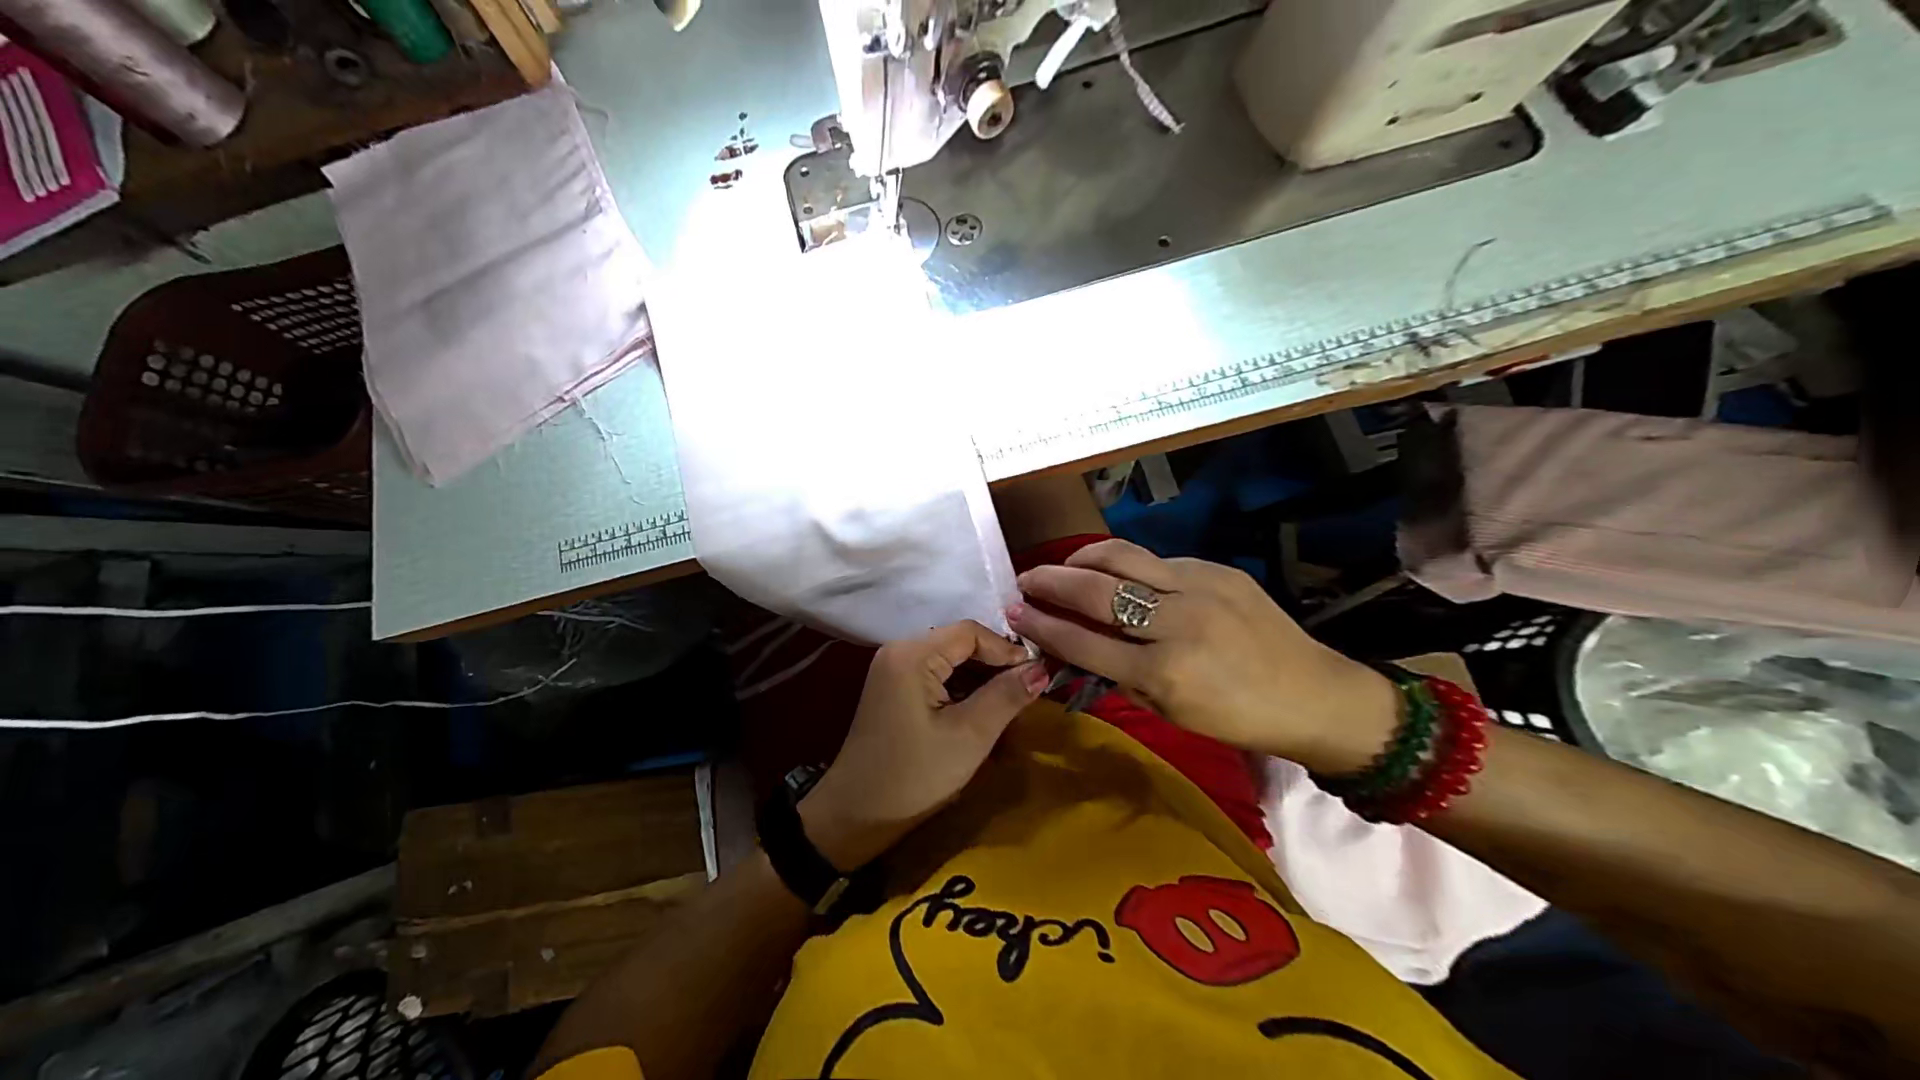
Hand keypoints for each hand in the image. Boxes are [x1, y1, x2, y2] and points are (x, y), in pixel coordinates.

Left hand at [800, 621, 1047, 869]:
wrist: (856, 815)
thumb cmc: (914, 775)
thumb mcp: (969, 736)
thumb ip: (1007, 696)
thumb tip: (1042, 668)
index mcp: (912, 654)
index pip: (971, 632)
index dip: (1008, 650)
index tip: (1037, 676)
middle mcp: (899, 650)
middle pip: (960, 643)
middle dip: (996, 665)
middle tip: (1028, 690)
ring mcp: (893, 669)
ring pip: (950, 660)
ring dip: (981, 678)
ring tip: (1012, 702)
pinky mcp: (893, 689)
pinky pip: (936, 675)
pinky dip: (962, 688)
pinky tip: (982, 710)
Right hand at [1008, 539, 1399, 775]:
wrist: (1314, 695)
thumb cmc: (1237, 718)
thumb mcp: (1170, 712)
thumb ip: (1120, 676)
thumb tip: (1078, 645)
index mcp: (1163, 673)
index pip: (1084, 641)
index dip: (1042, 625)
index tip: (1015, 611)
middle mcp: (1177, 623)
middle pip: (1095, 590)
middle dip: (1050, 581)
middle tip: (1025, 578)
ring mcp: (1199, 588)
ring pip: (1123, 557)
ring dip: (1083, 557)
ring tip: (1065, 564)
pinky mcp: (1218, 570)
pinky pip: (1158, 561)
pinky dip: (1129, 566)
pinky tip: (1120, 574)